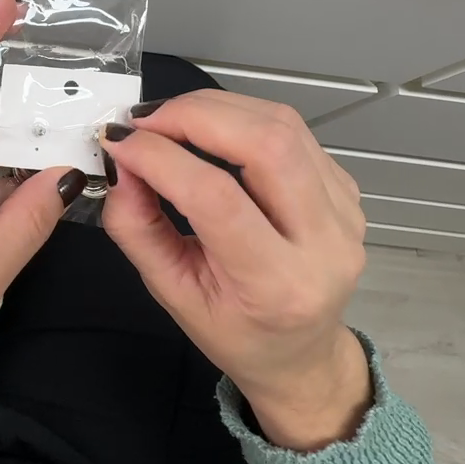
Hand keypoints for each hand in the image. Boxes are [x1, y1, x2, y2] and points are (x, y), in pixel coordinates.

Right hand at [99, 91, 371, 451]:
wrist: (303, 356)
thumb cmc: (232, 330)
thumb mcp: (169, 292)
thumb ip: (135, 227)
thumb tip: (119, 163)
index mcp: (276, 284)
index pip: (216, 197)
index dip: (159, 157)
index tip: (117, 141)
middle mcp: (324, 243)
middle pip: (265, 144)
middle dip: (192, 115)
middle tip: (144, 120)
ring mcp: (345, 212)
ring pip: (281, 124)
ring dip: (214, 107)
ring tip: (169, 119)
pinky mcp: (347, 188)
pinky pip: (291, 129)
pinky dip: (240, 116)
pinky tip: (209, 131)